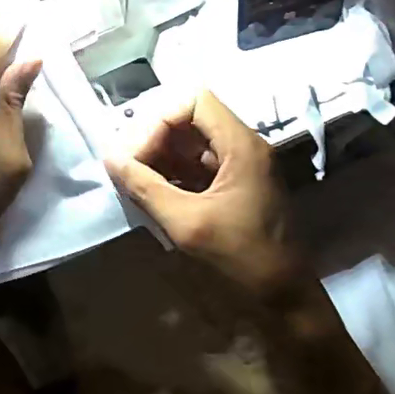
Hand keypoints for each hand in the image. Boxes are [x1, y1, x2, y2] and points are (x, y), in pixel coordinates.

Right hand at [104, 90, 307, 300]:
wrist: (283, 292)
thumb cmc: (241, 255)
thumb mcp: (187, 222)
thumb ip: (146, 187)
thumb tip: (111, 159)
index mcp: (241, 145)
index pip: (193, 101)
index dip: (160, 119)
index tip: (140, 154)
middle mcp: (243, 145)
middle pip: (190, 118)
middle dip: (155, 138)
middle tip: (131, 168)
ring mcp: (241, 164)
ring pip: (191, 141)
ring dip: (161, 155)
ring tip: (136, 181)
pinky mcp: (235, 183)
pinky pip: (198, 163)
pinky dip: (173, 172)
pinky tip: (152, 191)